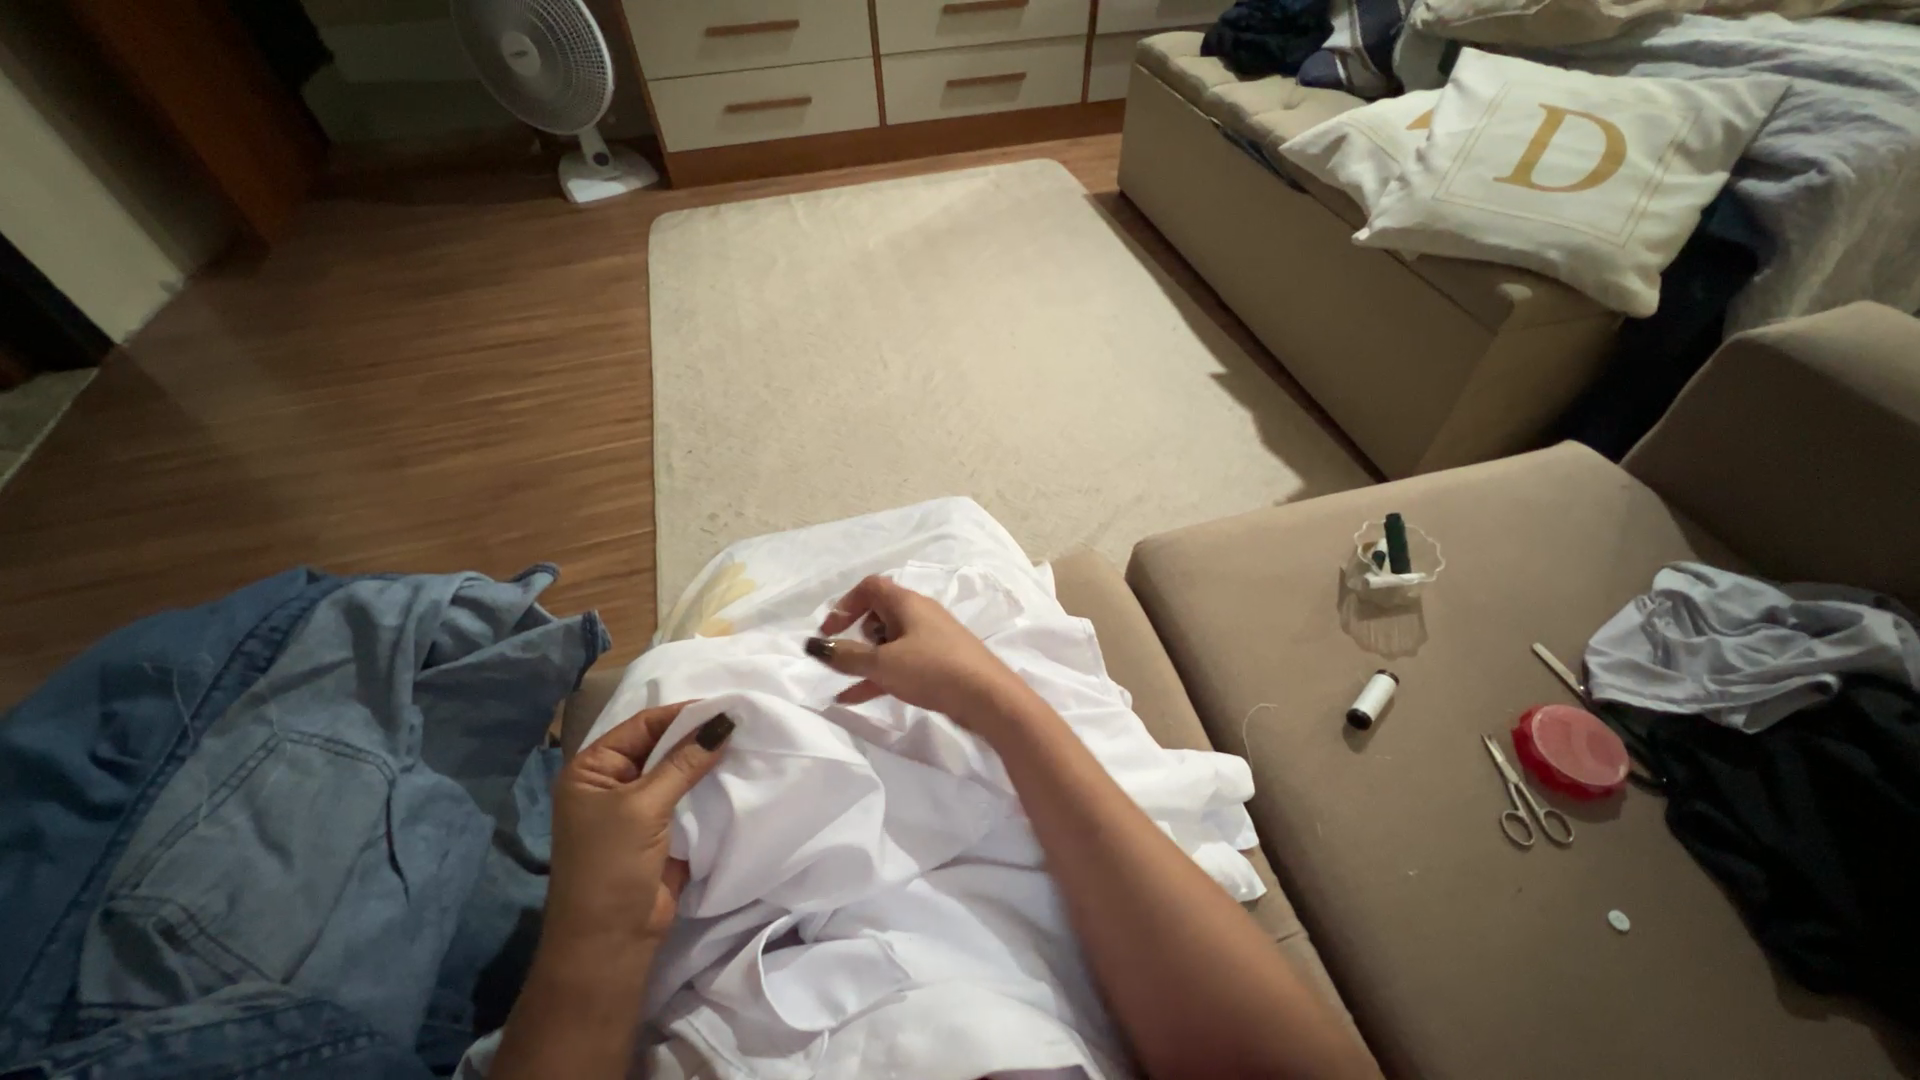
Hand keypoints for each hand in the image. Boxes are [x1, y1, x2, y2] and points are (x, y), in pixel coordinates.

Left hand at [544, 702, 734, 949]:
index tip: (726, 705)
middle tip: (742, 720)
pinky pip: (689, 798)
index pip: (642, 726)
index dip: (682, 714)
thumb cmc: (611, 866)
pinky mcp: (662, 831)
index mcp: (592, 769)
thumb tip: (724, 722)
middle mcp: (612, 783)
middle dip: (697, 735)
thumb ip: (684, 762)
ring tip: (746, 741)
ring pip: (678, 771)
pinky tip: (738, 774)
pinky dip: (710, 786)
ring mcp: (637, 808)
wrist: (610, 942)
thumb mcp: (644, 806)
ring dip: (707, 761)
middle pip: (661, 746)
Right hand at [808, 575, 1033, 732]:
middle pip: (880, 613)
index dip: (845, 604)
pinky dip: (879, 676)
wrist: (988, 698)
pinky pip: (900, 664)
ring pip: (890, 641)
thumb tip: (815, 646)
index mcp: (907, 603)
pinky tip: (855, 697)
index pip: (870, 587)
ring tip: (849, 680)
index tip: (829, 631)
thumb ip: (847, 656)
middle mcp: (920, 615)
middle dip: (857, 633)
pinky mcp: (939, 664)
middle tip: (846, 656)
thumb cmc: (932, 670)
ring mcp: (931, 640)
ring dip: (867, 658)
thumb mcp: (883, 664)